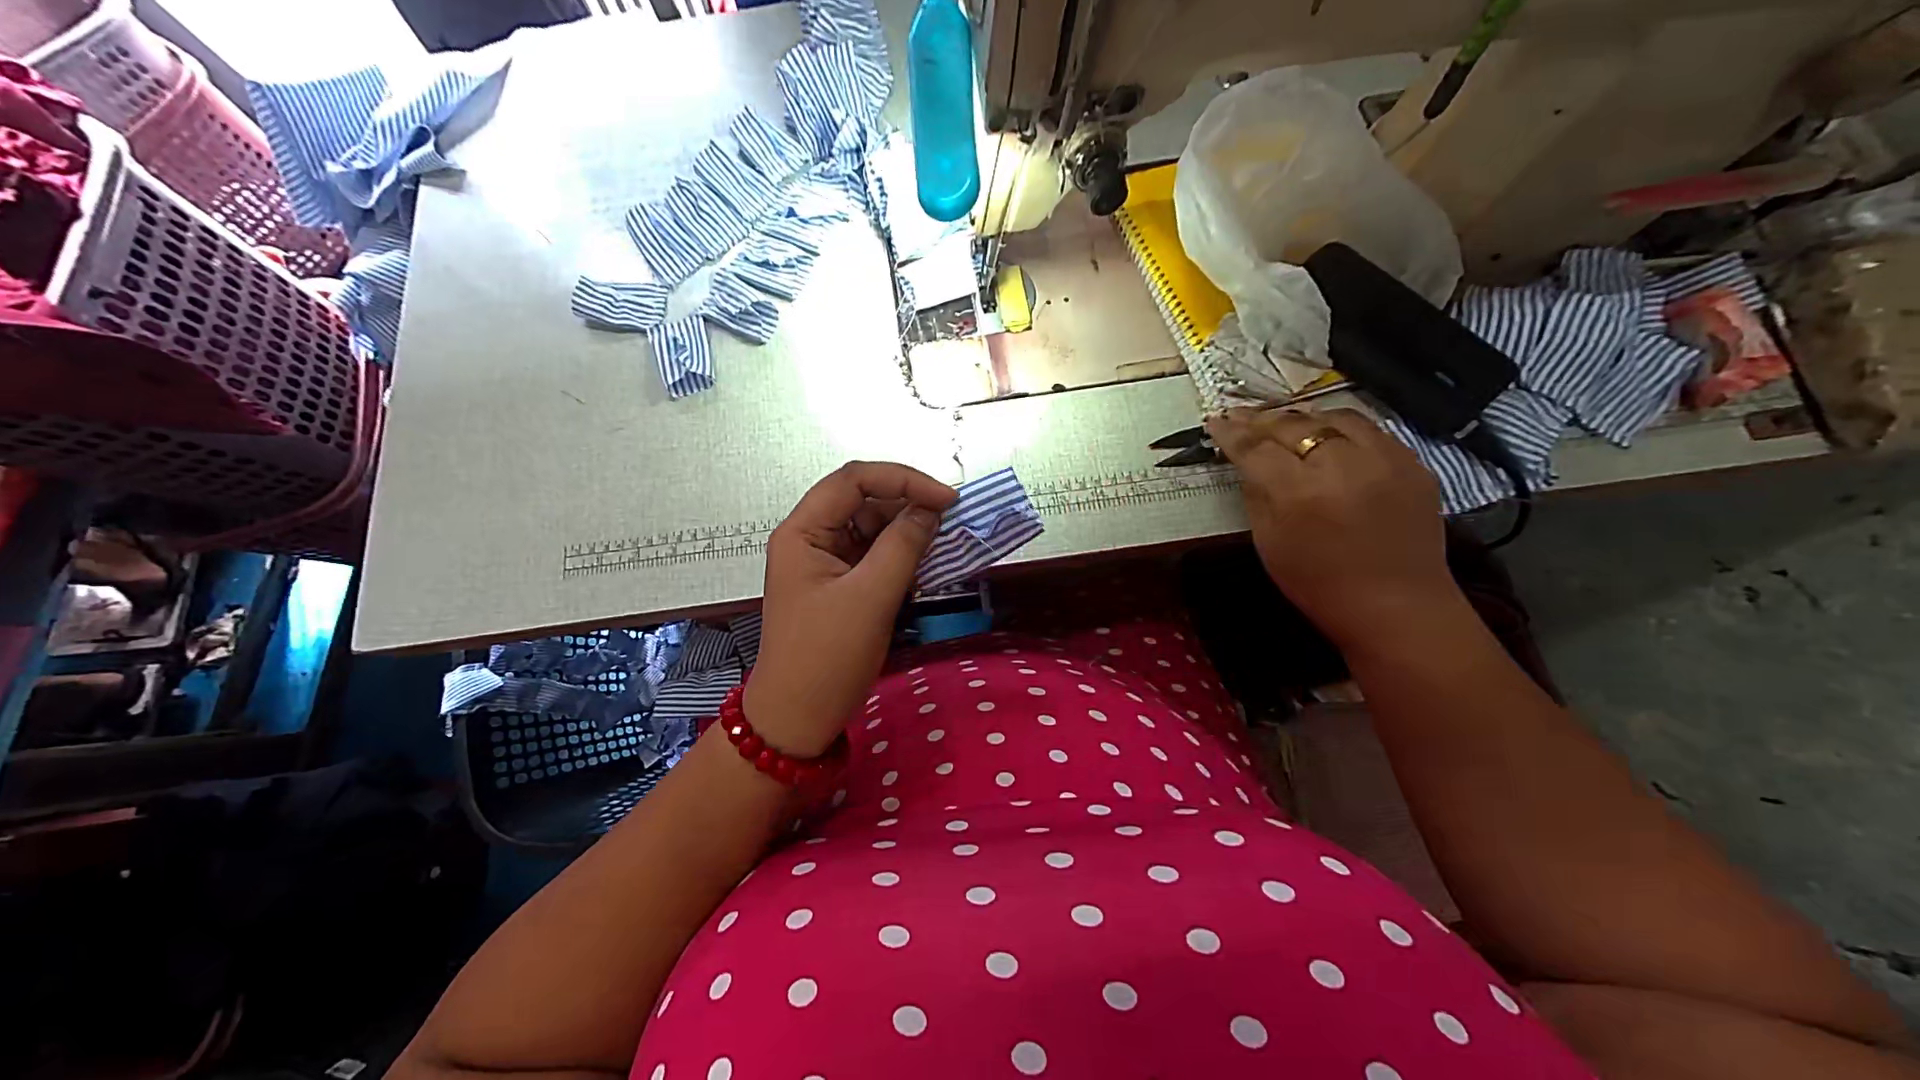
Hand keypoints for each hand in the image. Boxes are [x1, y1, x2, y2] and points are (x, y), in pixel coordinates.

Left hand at [742, 462, 957, 755]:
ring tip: (945, 545)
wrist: (799, 719)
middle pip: (864, 501)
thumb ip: (903, 546)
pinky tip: (926, 567)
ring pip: (873, 529)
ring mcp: (826, 564)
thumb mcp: (870, 597)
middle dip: (909, 506)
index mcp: (803, 532)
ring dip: (910, 533)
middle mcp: (811, 539)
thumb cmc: (826, 657)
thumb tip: (931, 511)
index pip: (854, 480)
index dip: (904, 480)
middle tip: (952, 522)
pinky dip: (902, 558)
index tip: (947, 499)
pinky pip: (875, 557)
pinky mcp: (840, 587)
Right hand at [1206, 407, 1456, 652]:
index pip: (1255, 448)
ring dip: (1304, 418)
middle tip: (1240, 414)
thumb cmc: (1318, 585)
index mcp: (1300, 492)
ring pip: (1335, 417)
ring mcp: (1384, 460)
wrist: (1396, 607)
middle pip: (1293, 426)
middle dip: (1262, 419)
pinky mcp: (1413, 464)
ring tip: (1284, 422)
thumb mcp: (1269, 543)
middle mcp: (1343, 465)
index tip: (1215, 421)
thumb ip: (1256, 495)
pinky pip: (1371, 431)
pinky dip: (1342, 429)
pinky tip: (1329, 437)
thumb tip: (1248, 463)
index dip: (1231, 433)